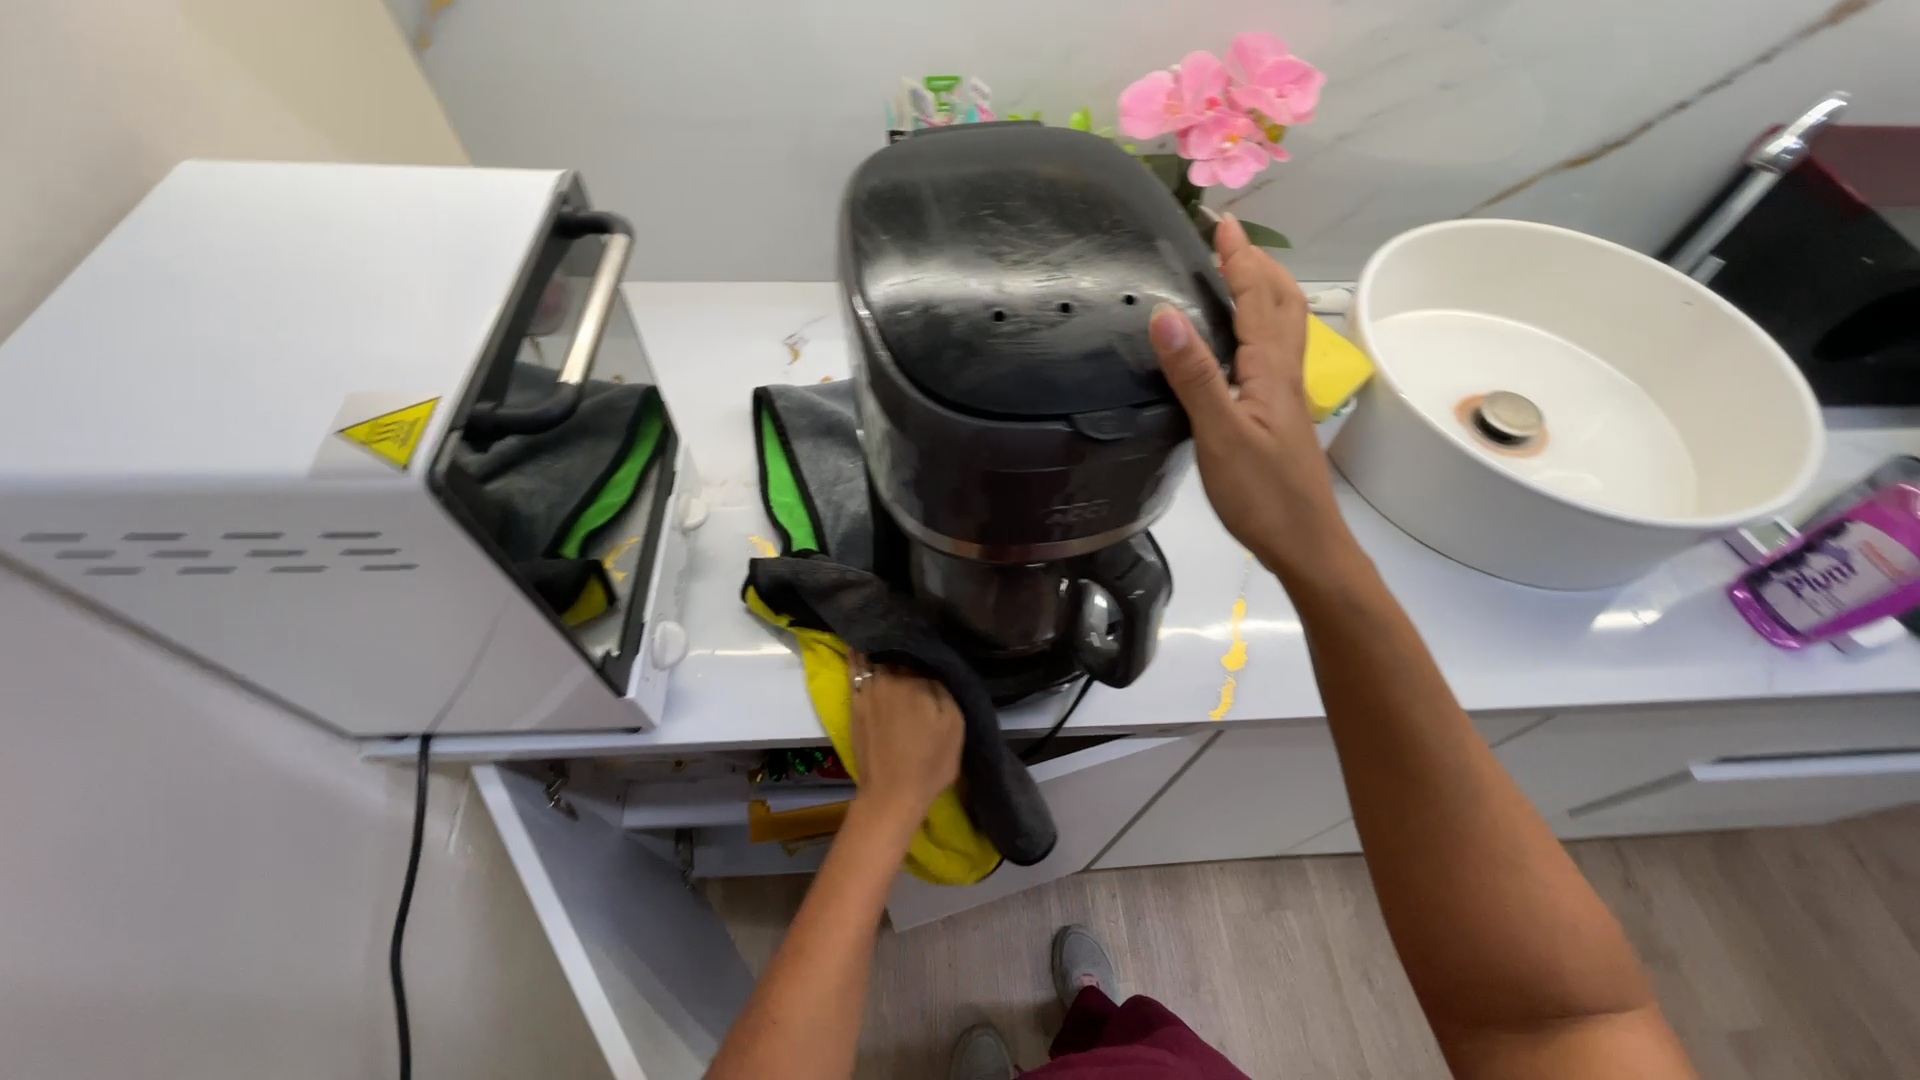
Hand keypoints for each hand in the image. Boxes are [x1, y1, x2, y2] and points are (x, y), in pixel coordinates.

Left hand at [847, 653, 963, 822]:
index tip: (932, 645)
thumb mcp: (954, 724)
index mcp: (915, 679)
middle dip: (903, 644)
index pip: (920, 651)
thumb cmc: (929, 762)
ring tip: (887, 636)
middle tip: (912, 637)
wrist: (892, 795)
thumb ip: (945, 688)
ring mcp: (866, 690)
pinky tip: (860, 645)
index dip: (927, 649)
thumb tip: (934, 667)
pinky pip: (854, 670)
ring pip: (874, 657)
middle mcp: (888, 677)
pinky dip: (858, 655)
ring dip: (881, 645)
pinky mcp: (854, 703)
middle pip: (896, 651)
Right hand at [1149, 214, 1355, 580]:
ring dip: (1267, 291)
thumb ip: (1195, 375)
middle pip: (1283, 304)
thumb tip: (1165, 315)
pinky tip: (1244, 342)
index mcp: (1271, 370)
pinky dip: (1262, 325)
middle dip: (1259, 265)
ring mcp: (1286, 396)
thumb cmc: (1262, 494)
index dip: (1240, 259)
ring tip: (1241, 274)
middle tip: (1231, 240)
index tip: (1222, 223)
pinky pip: (1275, 352)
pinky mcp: (1280, 417)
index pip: (1258, 299)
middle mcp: (1285, 374)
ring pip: (1285, 328)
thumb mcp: (1220, 434)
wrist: (1305, 542)